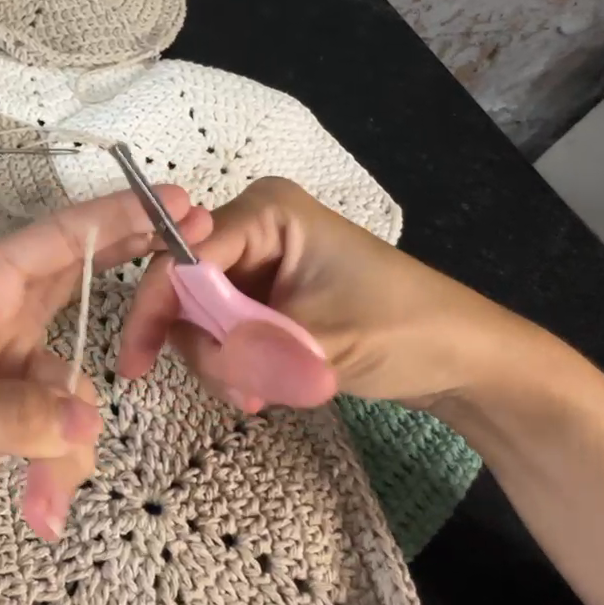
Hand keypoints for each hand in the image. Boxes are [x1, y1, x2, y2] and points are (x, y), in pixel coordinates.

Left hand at [0, 187, 212, 555]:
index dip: (113, 219)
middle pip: (78, 287)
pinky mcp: (2, 421)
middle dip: (132, 276)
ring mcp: (1, 371)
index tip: (173, 203)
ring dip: (71, 443)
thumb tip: (81, 421)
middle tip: (192, 265)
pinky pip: (54, 436)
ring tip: (47, 500)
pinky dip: (56, 472)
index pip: (52, 241)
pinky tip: (39, 511)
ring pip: (71, 390)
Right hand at [118, 176, 539, 412]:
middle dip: (195, 339)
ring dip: (215, 356)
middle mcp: (250, 226)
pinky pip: (219, 323)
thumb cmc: (408, 329)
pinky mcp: (262, 292)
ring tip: (255, 393)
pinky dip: (228, 359)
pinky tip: (256, 386)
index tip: (136, 363)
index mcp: (265, 211)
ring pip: (196, 309)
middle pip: (183, 280)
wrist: (467, 361)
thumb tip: (201, 352)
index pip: (184, 253)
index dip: (156, 305)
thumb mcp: (330, 341)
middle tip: (230, 388)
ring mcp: (254, 259)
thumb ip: (258, 347)